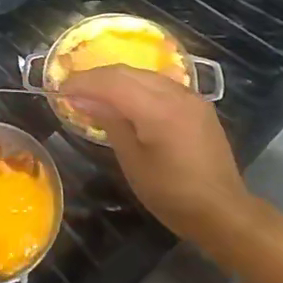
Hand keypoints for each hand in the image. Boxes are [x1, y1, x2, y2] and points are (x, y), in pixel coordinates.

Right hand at [59, 65, 250, 241]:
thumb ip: (110, 123)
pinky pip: (161, 84)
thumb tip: (83, 99)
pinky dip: (137, 86)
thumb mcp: (133, 163)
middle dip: (97, 76)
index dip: (83, 82)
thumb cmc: (172, 195)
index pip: (113, 82)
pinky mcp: (198, 104)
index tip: (59, 89)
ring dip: (116, 79)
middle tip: (71, 88)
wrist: (223, 210)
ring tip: (93, 93)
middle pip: (128, 72)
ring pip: (145, 74)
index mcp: (159, 110)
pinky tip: (125, 99)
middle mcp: (176, 94)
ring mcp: (190, 96)